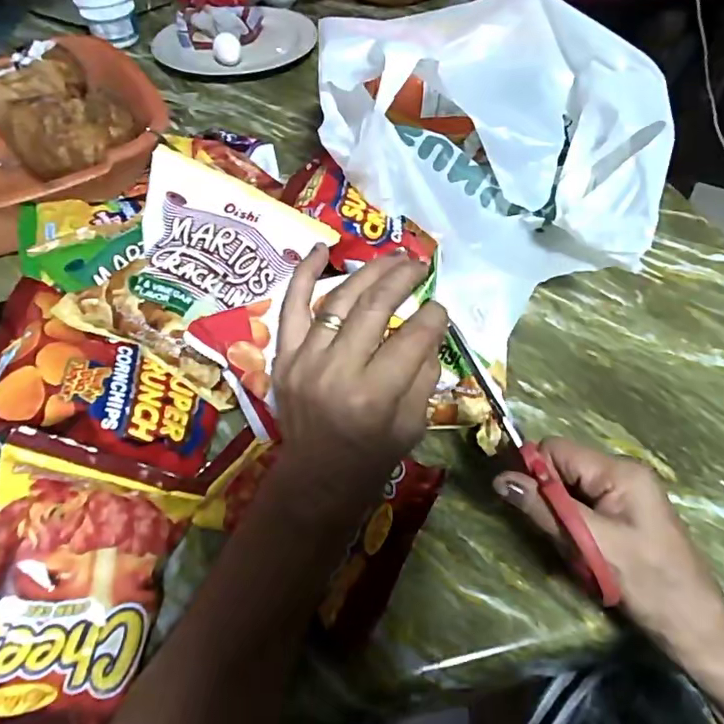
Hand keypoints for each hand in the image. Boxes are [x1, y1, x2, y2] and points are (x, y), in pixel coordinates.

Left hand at [268, 247, 445, 513]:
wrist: (317, 475)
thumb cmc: (372, 454)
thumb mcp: (414, 424)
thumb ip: (423, 372)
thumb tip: (430, 323)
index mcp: (374, 397)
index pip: (411, 339)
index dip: (432, 317)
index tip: (440, 305)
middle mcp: (336, 372)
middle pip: (375, 309)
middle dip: (403, 280)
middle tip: (421, 265)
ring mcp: (304, 360)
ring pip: (339, 301)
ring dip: (369, 273)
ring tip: (393, 257)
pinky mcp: (283, 355)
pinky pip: (292, 306)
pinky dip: (305, 275)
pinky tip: (323, 248)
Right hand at [493, 437, 723, 668]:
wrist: (699, 632)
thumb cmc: (651, 585)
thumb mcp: (592, 545)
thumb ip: (545, 508)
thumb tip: (500, 479)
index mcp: (619, 471)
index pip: (556, 449)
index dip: (535, 472)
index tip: (526, 506)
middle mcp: (622, 473)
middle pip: (562, 469)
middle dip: (550, 501)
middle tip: (559, 538)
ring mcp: (626, 494)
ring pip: (569, 491)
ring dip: (562, 520)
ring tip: (577, 554)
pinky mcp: (626, 515)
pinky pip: (583, 508)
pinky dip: (576, 530)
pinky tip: (587, 557)